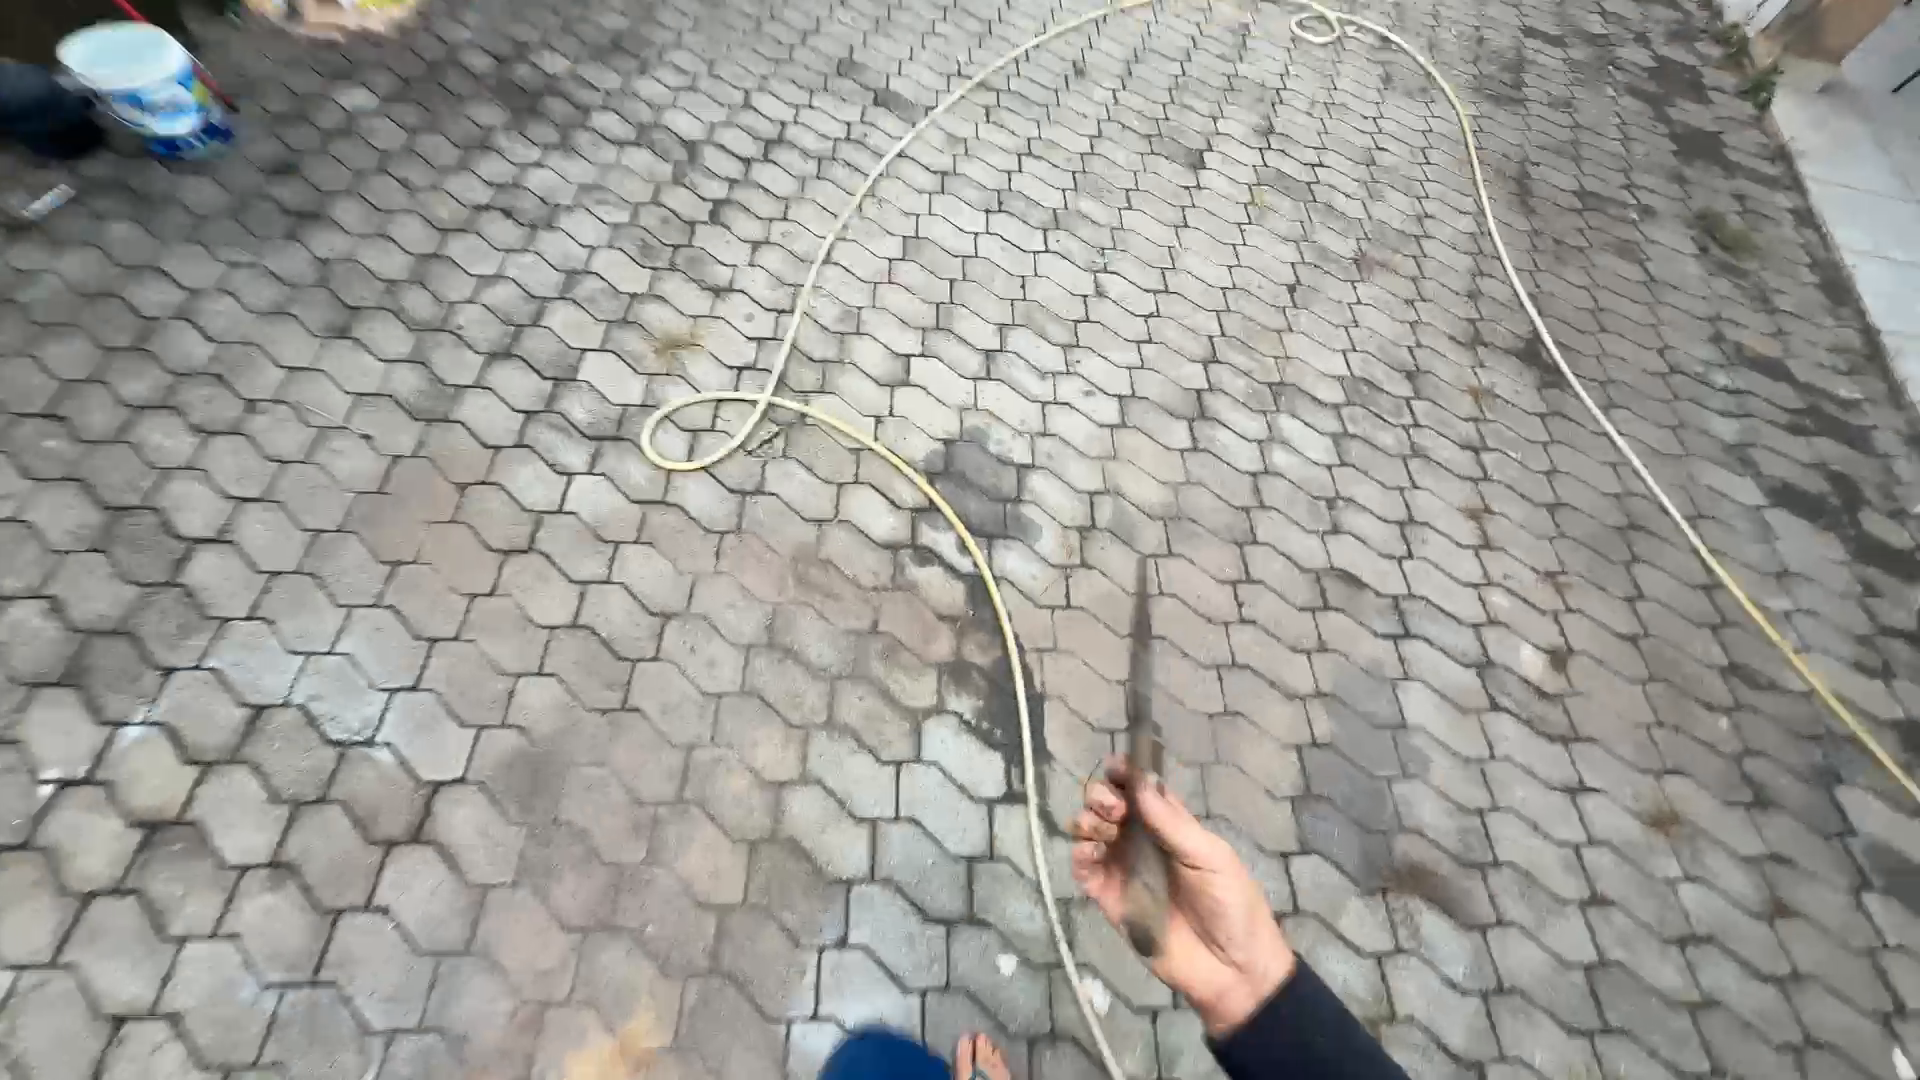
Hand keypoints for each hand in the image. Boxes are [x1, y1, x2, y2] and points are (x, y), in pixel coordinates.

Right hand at [1070, 759, 1295, 1036]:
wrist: (1233, 970)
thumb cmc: (1231, 903)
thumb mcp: (1209, 855)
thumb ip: (1170, 820)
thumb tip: (1138, 779)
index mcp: (1167, 822)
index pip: (1136, 786)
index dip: (1123, 772)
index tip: (1116, 767)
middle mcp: (1138, 838)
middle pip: (1104, 801)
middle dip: (1100, 794)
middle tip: (1115, 810)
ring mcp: (1120, 866)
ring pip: (1088, 828)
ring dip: (1088, 819)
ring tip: (1106, 830)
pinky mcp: (1108, 897)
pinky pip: (1082, 867)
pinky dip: (1079, 853)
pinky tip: (1092, 852)